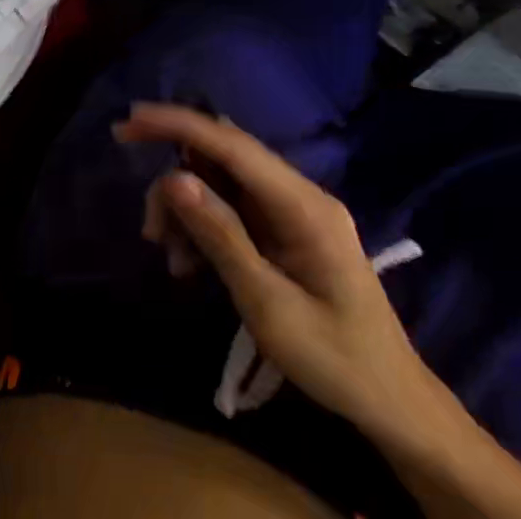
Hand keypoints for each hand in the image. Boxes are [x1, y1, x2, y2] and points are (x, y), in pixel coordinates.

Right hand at [120, 103, 447, 444]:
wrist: (389, 401)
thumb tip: (173, 178)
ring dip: (184, 214)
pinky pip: (227, 209)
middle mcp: (297, 195)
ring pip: (217, 184)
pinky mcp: (280, 229)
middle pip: (220, 160)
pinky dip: (199, 229)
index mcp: (304, 207)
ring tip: (173, 262)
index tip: (131, 119)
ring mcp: (289, 211)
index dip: (179, 124)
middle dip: (176, 183)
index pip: (233, 146)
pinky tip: (188, 265)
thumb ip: (221, 237)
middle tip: (148, 227)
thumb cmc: (335, 359)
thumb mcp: (268, 304)